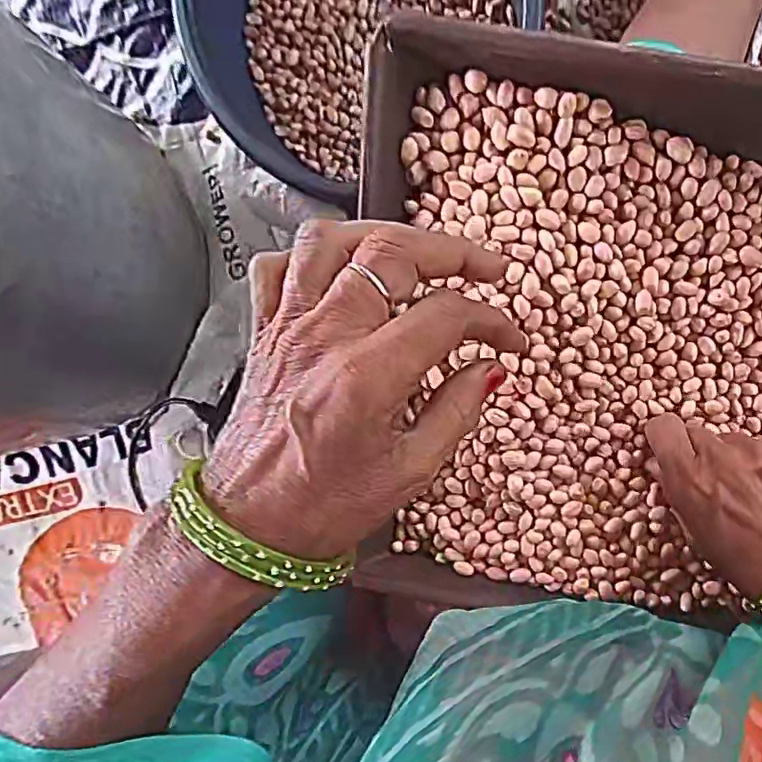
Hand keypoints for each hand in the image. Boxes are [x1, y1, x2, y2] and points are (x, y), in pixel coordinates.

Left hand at [201, 220, 525, 559]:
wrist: (253, 524)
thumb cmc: (326, 506)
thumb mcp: (411, 471)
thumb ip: (457, 411)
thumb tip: (489, 370)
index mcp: (366, 377)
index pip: (445, 314)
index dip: (491, 319)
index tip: (508, 338)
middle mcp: (323, 338)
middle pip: (392, 253)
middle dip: (453, 252)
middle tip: (487, 268)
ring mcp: (288, 328)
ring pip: (334, 240)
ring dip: (387, 237)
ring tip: (421, 253)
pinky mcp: (266, 334)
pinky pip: (282, 266)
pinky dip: (318, 256)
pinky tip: (346, 273)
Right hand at [643, 413, 761, 597]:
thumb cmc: (746, 562)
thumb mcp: (697, 534)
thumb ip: (678, 494)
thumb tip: (663, 467)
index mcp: (690, 478)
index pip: (663, 428)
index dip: (664, 437)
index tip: (668, 448)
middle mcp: (721, 455)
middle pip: (697, 432)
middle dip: (698, 453)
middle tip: (711, 480)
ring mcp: (758, 448)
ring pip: (733, 442)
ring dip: (734, 460)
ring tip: (750, 494)